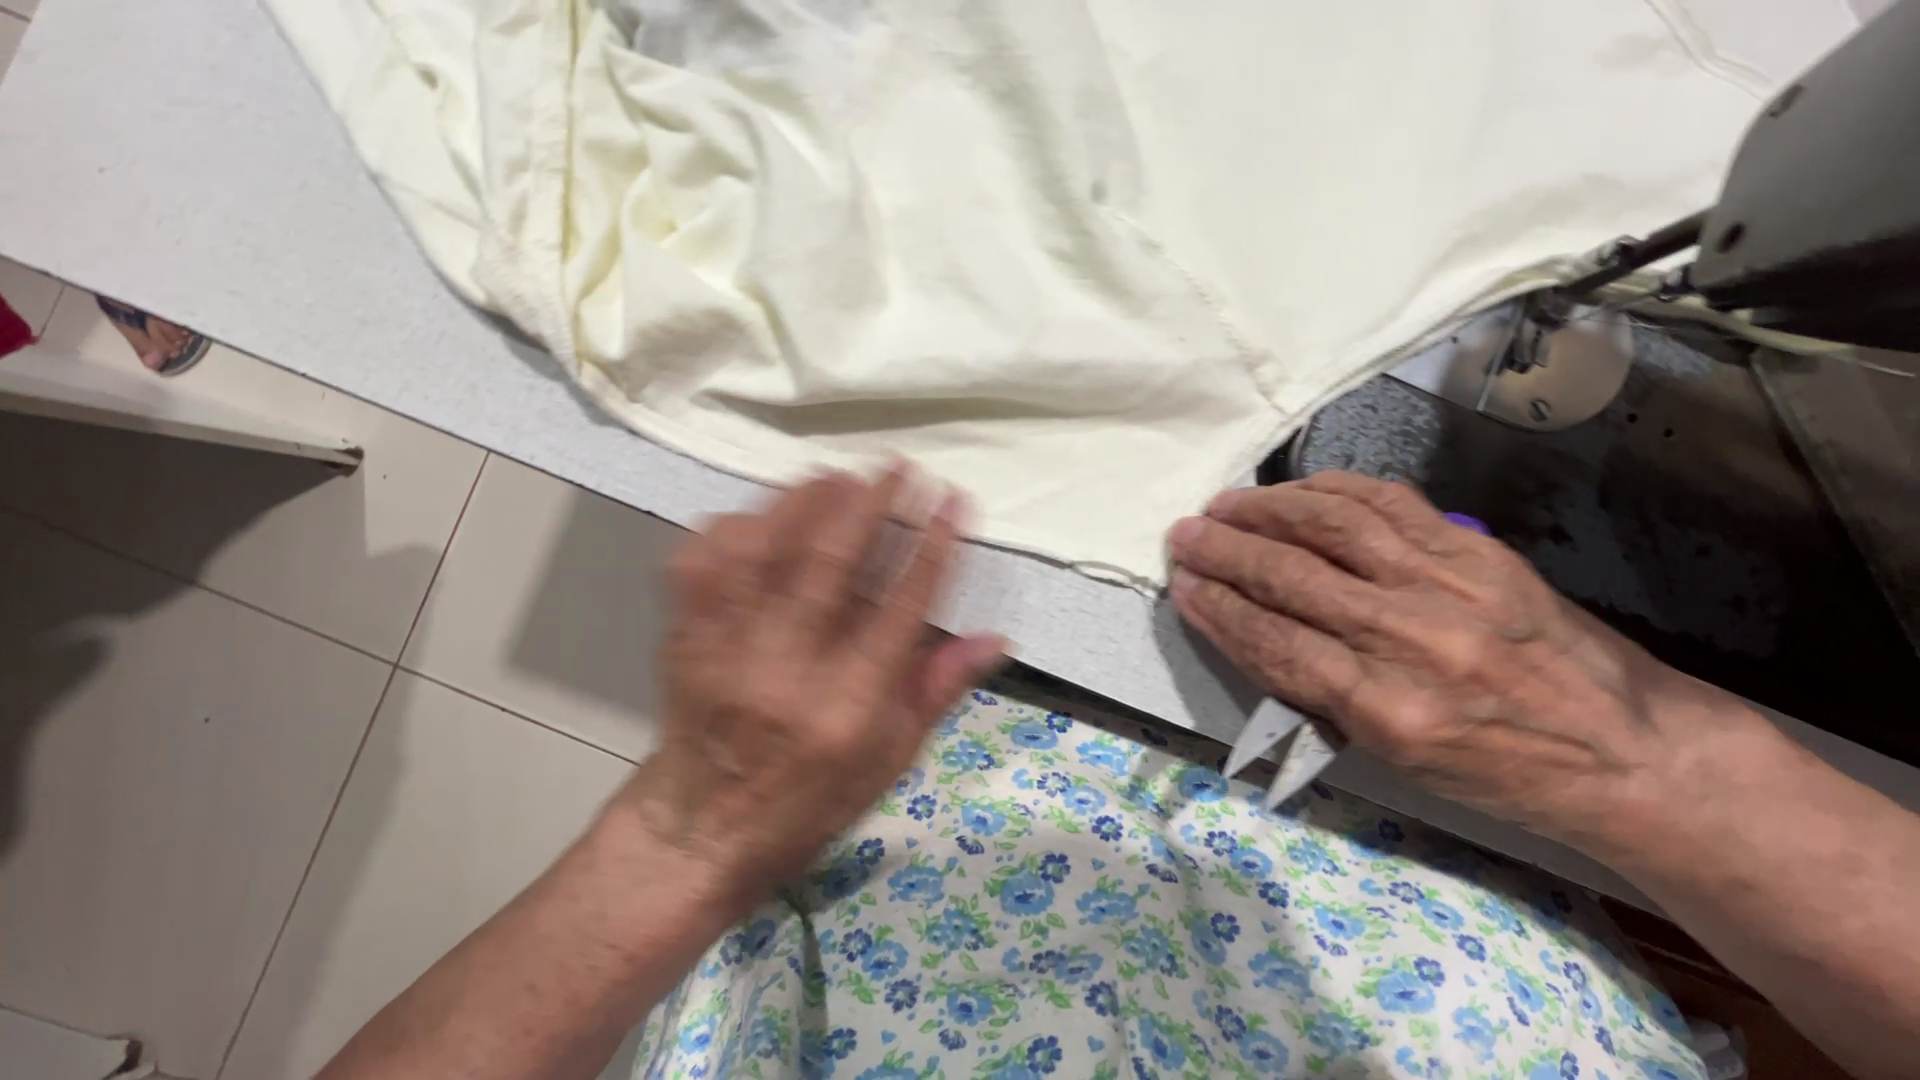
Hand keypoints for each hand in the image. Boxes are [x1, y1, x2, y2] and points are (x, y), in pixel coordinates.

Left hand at [611, 467, 1007, 912]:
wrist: (699, 832)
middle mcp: (785, 668)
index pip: (900, 607)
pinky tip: (764, 513)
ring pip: (764, 550)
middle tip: (898, 467)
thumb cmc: (807, 803)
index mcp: (846, 706)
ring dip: (806, 500)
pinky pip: (701, 562)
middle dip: (871, 504)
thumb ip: (937, 691)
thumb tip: (996, 637)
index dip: (932, 547)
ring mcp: (727, 648)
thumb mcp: (887, 763)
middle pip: (830, 564)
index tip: (952, 501)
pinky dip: (734, 526)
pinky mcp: (685, 637)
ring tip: (839, 474)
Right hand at [1166, 471, 1758, 849]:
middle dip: (1226, 553)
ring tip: (1224, 505)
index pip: (1276, 644)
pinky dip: (1332, 490)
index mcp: (1388, 710)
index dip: (1220, 609)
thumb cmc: (1499, 771)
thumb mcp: (1397, 758)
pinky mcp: (1479, 551)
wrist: (1629, 750)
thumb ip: (1321, 692)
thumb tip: (1253, 632)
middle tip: (1183, 536)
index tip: (1182, 586)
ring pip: (1336, 528)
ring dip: (1267, 510)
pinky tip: (1297, 490)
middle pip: (1294, 579)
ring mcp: (1451, 585)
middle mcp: (1414, 639)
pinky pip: (1390, 504)